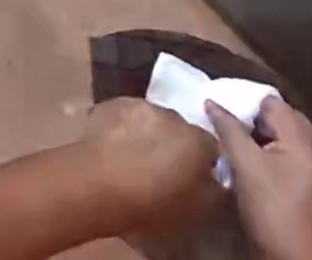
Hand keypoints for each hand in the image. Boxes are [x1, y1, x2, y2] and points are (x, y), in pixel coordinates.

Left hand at [80, 97, 221, 235]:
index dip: (203, 160)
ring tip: (136, 152)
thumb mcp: (196, 208)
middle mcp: (167, 114)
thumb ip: (212, 186)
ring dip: (148, 130)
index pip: (210, 144)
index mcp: (194, 139)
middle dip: (175, 141)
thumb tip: (213, 175)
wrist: (98, 182)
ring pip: (149, 117)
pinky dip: (125, 125)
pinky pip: (124, 113)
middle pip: (178, 126)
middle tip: (163, 164)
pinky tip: (116, 143)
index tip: (194, 174)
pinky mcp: (108, 102)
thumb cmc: (151, 203)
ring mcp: (135, 104)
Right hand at [207, 98, 311, 259]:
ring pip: (302, 147)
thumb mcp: (245, 167)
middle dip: (263, 122)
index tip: (227, 112)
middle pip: (292, 123)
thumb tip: (212, 102)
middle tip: (235, 131)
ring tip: (251, 154)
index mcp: (308, 145)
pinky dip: (292, 164)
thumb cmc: (273, 214)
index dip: (248, 103)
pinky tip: (276, 179)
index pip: (275, 104)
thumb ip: (229, 129)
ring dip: (277, 143)